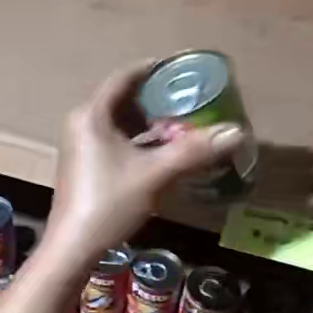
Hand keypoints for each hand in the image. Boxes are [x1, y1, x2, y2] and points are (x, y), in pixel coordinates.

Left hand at [45, 60, 247, 258]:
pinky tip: (162, 151)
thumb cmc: (110, 202)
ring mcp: (79, 144)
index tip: (184, 68)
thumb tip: (238, 132)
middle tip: (191, 100)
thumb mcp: (155, 174)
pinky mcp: (82, 163)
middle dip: (156, 99)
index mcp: (91, 115)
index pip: (124, 77)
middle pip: (122, 98)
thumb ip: (195, 150)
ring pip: (118, 121)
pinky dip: (137, 140)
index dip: (155, 69)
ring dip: (148, 122)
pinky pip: (113, 138)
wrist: (74, 245)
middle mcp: (80, 123)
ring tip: (183, 125)